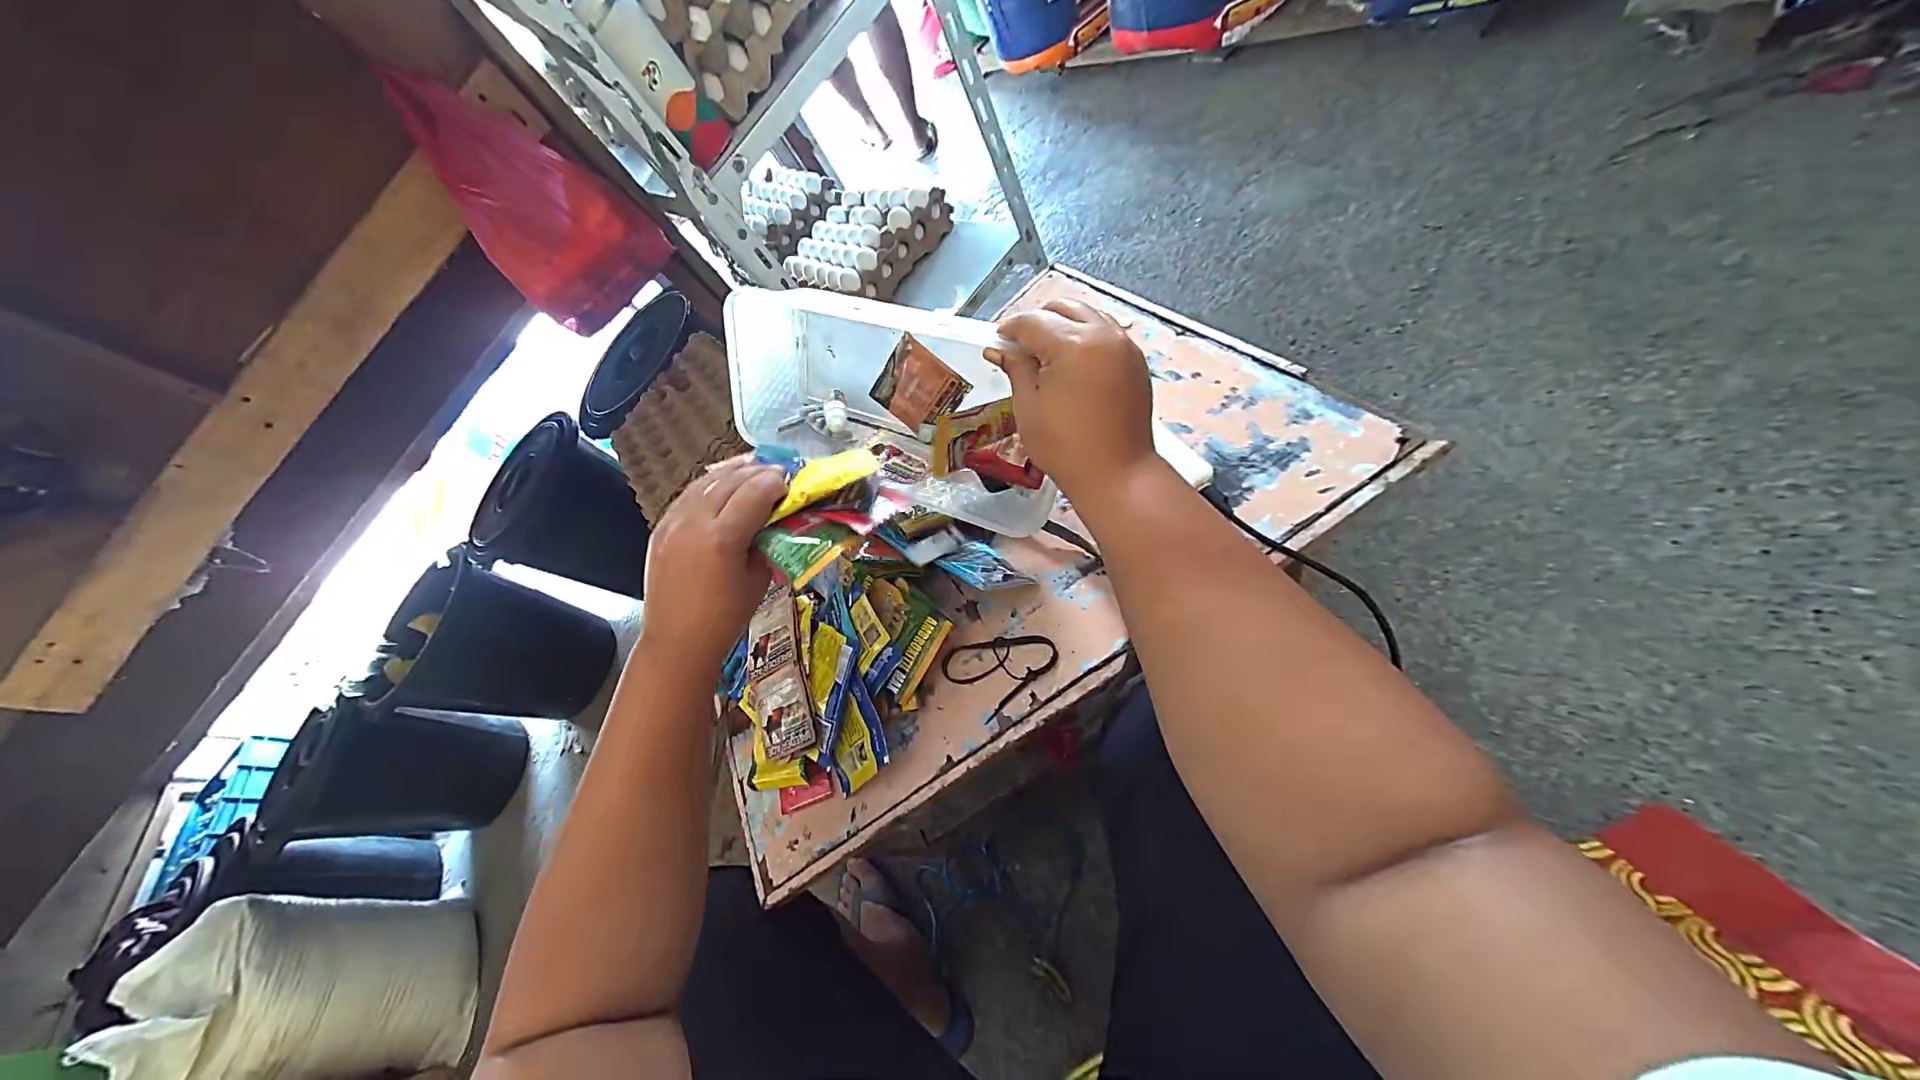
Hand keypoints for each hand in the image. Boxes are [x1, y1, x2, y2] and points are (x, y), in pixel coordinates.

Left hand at [639, 459, 788, 667]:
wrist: (677, 641)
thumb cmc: (725, 617)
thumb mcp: (759, 579)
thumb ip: (768, 542)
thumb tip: (779, 517)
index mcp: (721, 539)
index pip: (754, 492)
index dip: (777, 482)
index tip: (793, 480)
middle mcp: (693, 523)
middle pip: (730, 480)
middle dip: (758, 471)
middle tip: (780, 471)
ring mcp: (672, 523)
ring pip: (706, 480)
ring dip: (733, 471)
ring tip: (755, 468)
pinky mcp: (661, 527)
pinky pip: (689, 494)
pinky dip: (711, 484)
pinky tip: (725, 484)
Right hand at [989, 300, 1158, 502]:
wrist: (1117, 474)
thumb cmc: (1067, 449)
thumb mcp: (1029, 408)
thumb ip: (1016, 370)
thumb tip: (1000, 351)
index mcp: (1073, 346)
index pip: (1032, 321)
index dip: (1009, 330)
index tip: (999, 342)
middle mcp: (1103, 336)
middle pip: (1063, 308)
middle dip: (1038, 321)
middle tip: (1021, 347)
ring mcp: (1124, 347)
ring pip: (1088, 315)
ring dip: (1064, 325)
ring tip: (1047, 354)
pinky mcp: (1136, 362)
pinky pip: (1107, 334)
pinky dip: (1087, 338)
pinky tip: (1073, 364)